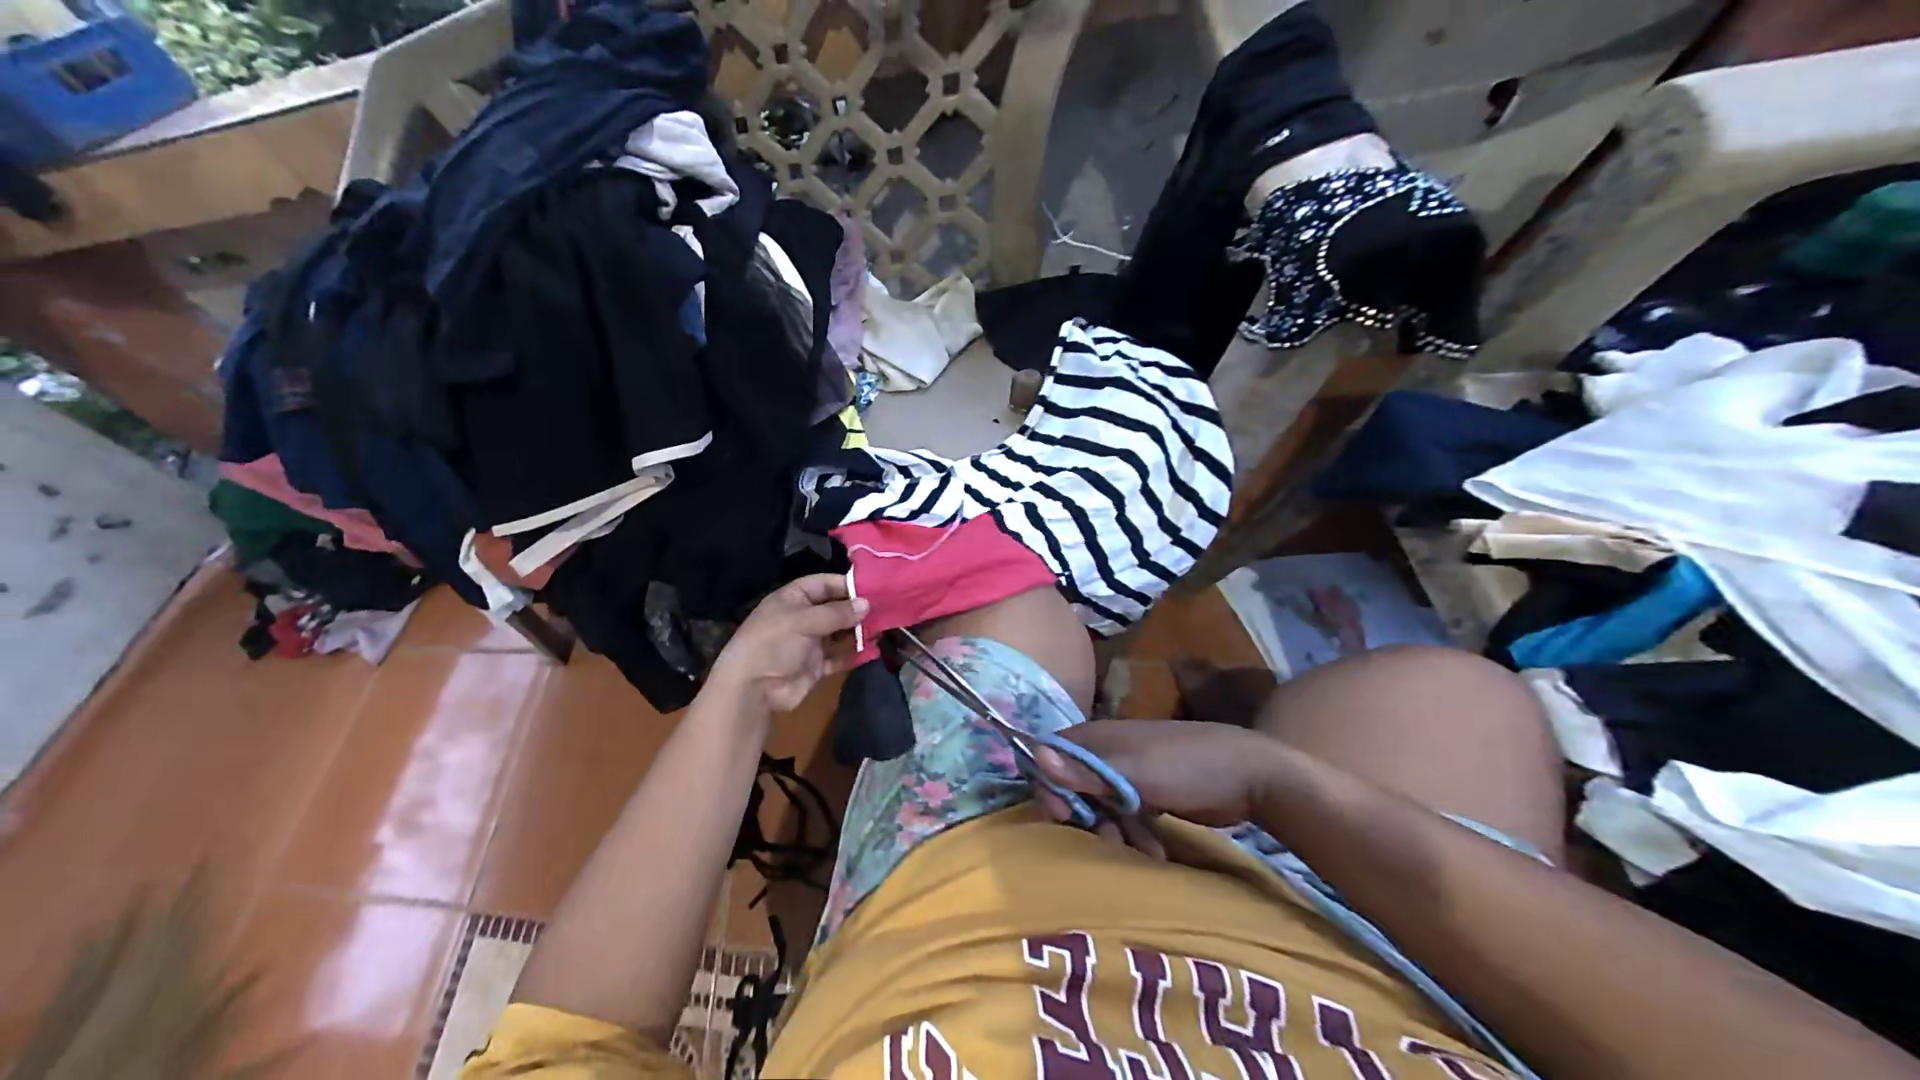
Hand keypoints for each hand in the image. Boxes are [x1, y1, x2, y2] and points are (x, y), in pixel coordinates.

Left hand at [709, 573, 868, 712]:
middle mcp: (803, 617)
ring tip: (884, 628)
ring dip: (859, 631)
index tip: (873, 588)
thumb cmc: (773, 644)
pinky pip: (840, 656)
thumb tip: (867, 604)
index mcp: (793, 599)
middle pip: (835, 607)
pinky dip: (855, 654)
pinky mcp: (817, 665)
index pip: (823, 583)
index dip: (846, 584)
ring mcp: (810, 642)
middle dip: (857, 609)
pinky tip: (874, 650)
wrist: (753, 689)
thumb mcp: (803, 621)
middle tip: (886, 608)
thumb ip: (837, 612)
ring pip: (840, 632)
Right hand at [1034, 720, 1291, 831]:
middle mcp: (1110, 752)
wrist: (1253, 776)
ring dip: (1112, 830)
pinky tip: (1154, 852)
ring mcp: (1131, 772)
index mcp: (1099, 738)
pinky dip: (1134, 833)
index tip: (1061, 816)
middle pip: (1075, 784)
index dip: (1050, 785)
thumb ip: (1085, 770)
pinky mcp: (1150, 791)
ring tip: (1136, 852)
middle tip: (1104, 841)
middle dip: (1084, 816)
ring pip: (1101, 804)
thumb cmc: (1188, 767)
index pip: (1053, 756)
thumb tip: (1035, 755)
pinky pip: (1127, 813)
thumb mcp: (1134, 772)